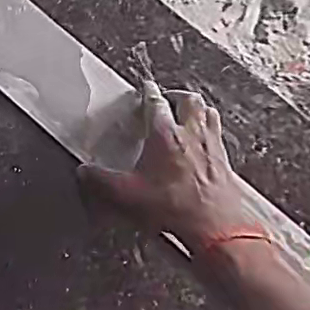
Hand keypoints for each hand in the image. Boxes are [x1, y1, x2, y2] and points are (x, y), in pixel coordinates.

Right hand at [78, 82, 257, 246]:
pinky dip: (210, 129)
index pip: (155, 102)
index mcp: (164, 133)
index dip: (149, 92)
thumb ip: (102, 180)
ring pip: (207, 111)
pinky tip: (204, 141)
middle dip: (177, 95)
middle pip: (188, 99)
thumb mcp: (127, 194)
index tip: (146, 87)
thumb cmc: (175, 205)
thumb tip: (85, 171)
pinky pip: (218, 132)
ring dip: (197, 108)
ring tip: (188, 113)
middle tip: (168, 97)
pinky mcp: (224, 158)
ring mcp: (210, 143)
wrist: (213, 222)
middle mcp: (190, 132)